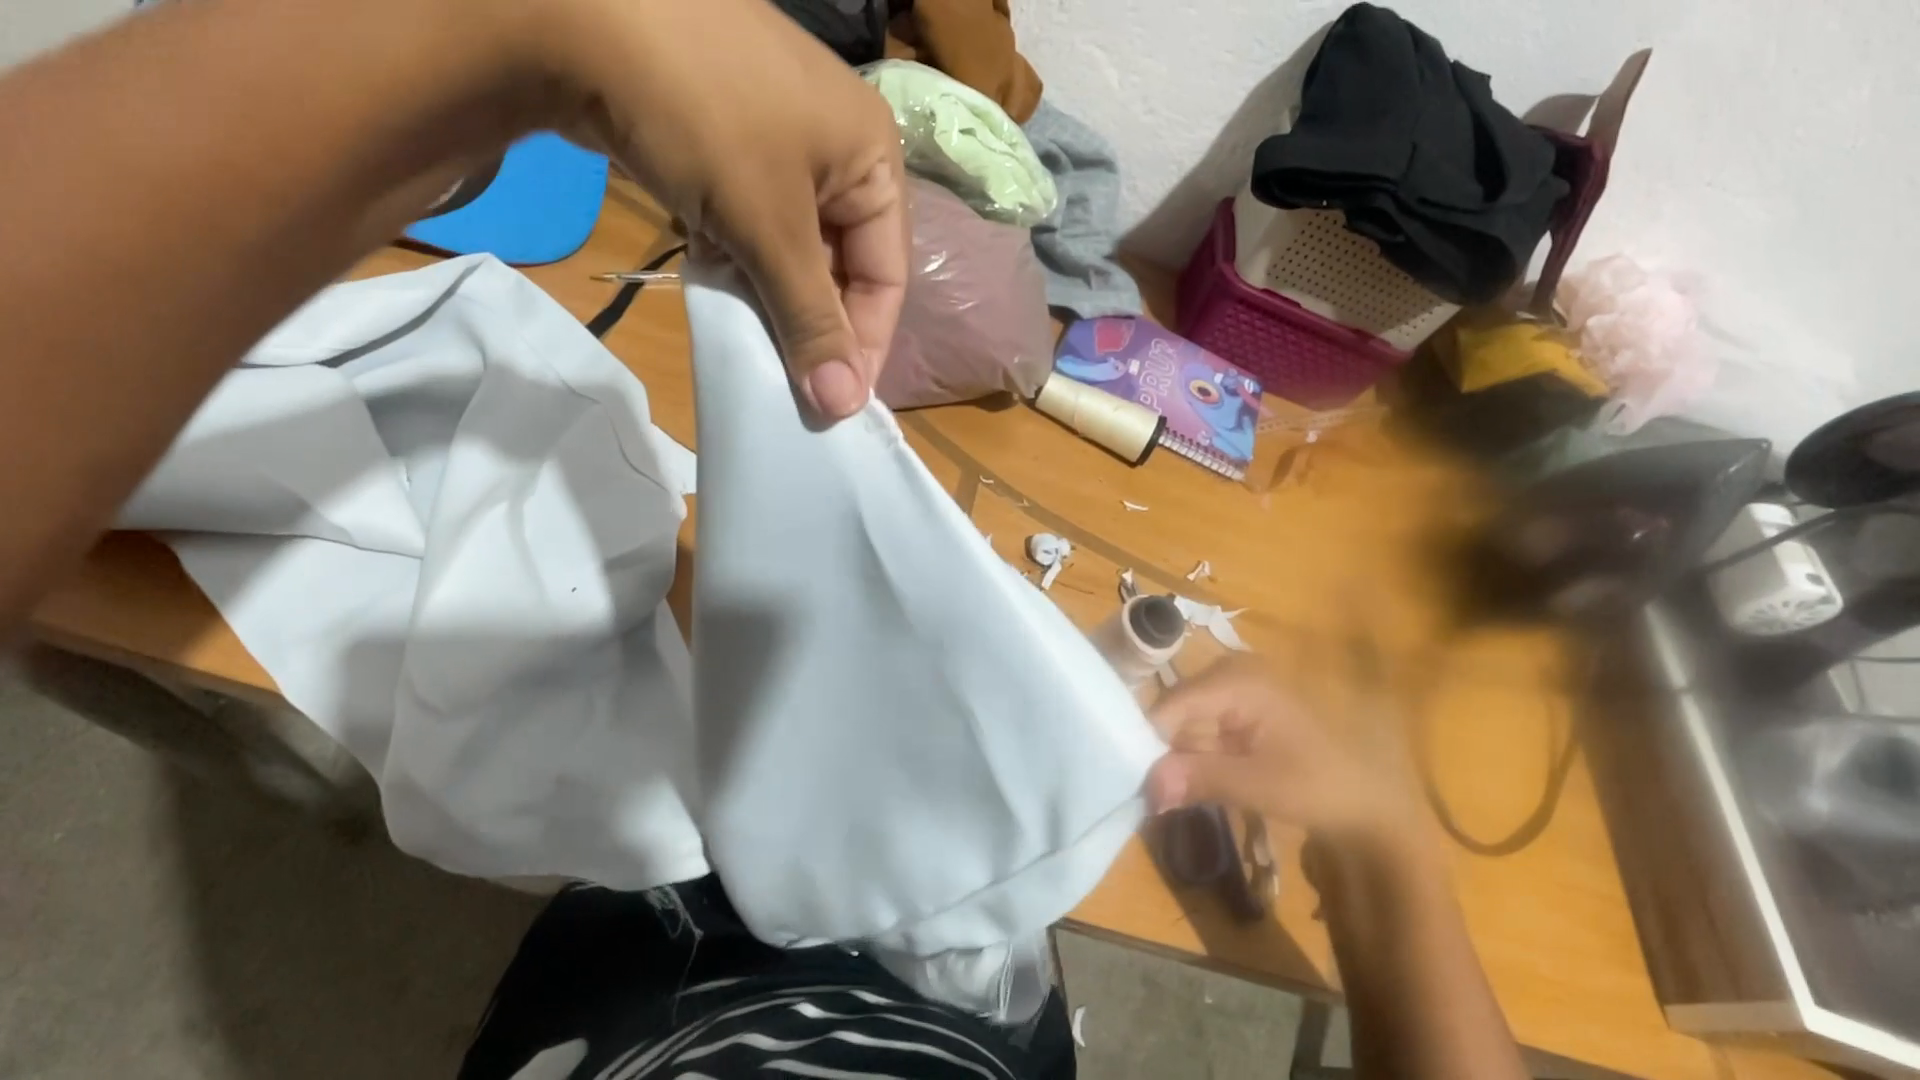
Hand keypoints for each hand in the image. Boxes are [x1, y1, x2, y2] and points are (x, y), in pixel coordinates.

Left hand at [538, 0, 908, 420]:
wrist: (581, 8)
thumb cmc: (707, 115)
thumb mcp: (770, 227)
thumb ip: (809, 319)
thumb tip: (842, 407)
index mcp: (874, 159)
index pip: (886, 276)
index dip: (864, 345)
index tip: (834, 406)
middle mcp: (839, 152)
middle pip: (843, 267)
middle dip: (816, 326)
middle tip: (792, 388)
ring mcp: (781, 147)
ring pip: (795, 252)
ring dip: (775, 300)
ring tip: (754, 348)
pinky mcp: (730, 149)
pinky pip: (754, 227)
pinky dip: (741, 264)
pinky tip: (720, 292)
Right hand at [1146, 659, 1428, 848]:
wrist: (1370, 805)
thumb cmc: (1321, 787)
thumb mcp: (1257, 785)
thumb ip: (1199, 779)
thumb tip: (1146, 788)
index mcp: (1238, 679)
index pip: (1171, 706)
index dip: (1148, 745)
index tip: (1135, 786)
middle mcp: (1231, 673)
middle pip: (1174, 713)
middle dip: (1163, 755)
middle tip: (1154, 798)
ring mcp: (1236, 692)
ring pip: (1184, 725)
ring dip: (1177, 762)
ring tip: (1169, 797)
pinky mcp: (1240, 713)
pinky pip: (1201, 733)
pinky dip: (1194, 761)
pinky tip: (1191, 788)